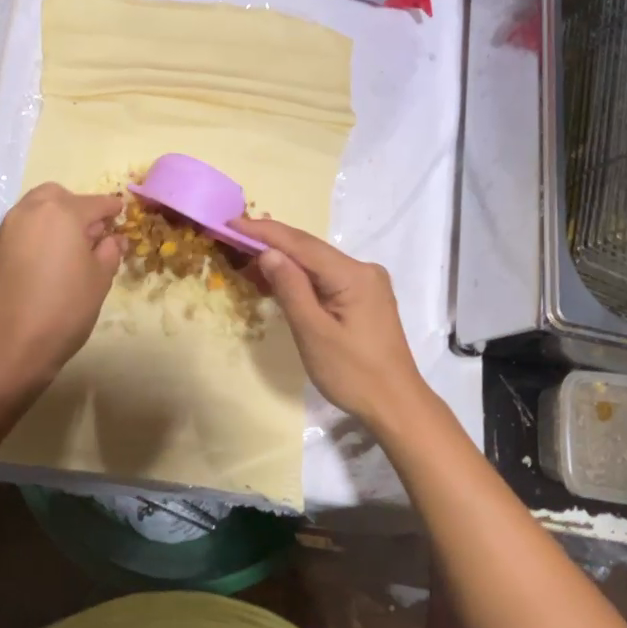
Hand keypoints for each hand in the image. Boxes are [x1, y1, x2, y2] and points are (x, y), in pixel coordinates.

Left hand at [0, 184, 124, 387]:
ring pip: (35, 209)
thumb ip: (109, 251)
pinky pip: (21, 228)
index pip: (95, 203)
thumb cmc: (64, 308)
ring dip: (54, 217)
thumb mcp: (100, 279)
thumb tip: (113, 239)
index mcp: (62, 212)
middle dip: (77, 206)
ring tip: (69, 246)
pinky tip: (47, 258)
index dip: (111, 208)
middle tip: (92, 231)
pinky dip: (36, 233)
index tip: (121, 211)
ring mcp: (7, 228)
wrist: (9, 344)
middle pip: (58, 196)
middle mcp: (30, 211)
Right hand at [232, 218, 430, 426]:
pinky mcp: (364, 298)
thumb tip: (268, 252)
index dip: (264, 232)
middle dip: (270, 244)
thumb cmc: (353, 374)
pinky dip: (300, 279)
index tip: (230, 223)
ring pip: (317, 264)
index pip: (301, 243)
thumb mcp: (314, 333)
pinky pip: (326, 278)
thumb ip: (290, 289)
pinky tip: (278, 282)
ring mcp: (366, 283)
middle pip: (309, 249)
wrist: (396, 404)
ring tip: (246, 262)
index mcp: (353, 274)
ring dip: (284, 263)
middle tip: (231, 241)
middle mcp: (363, 270)